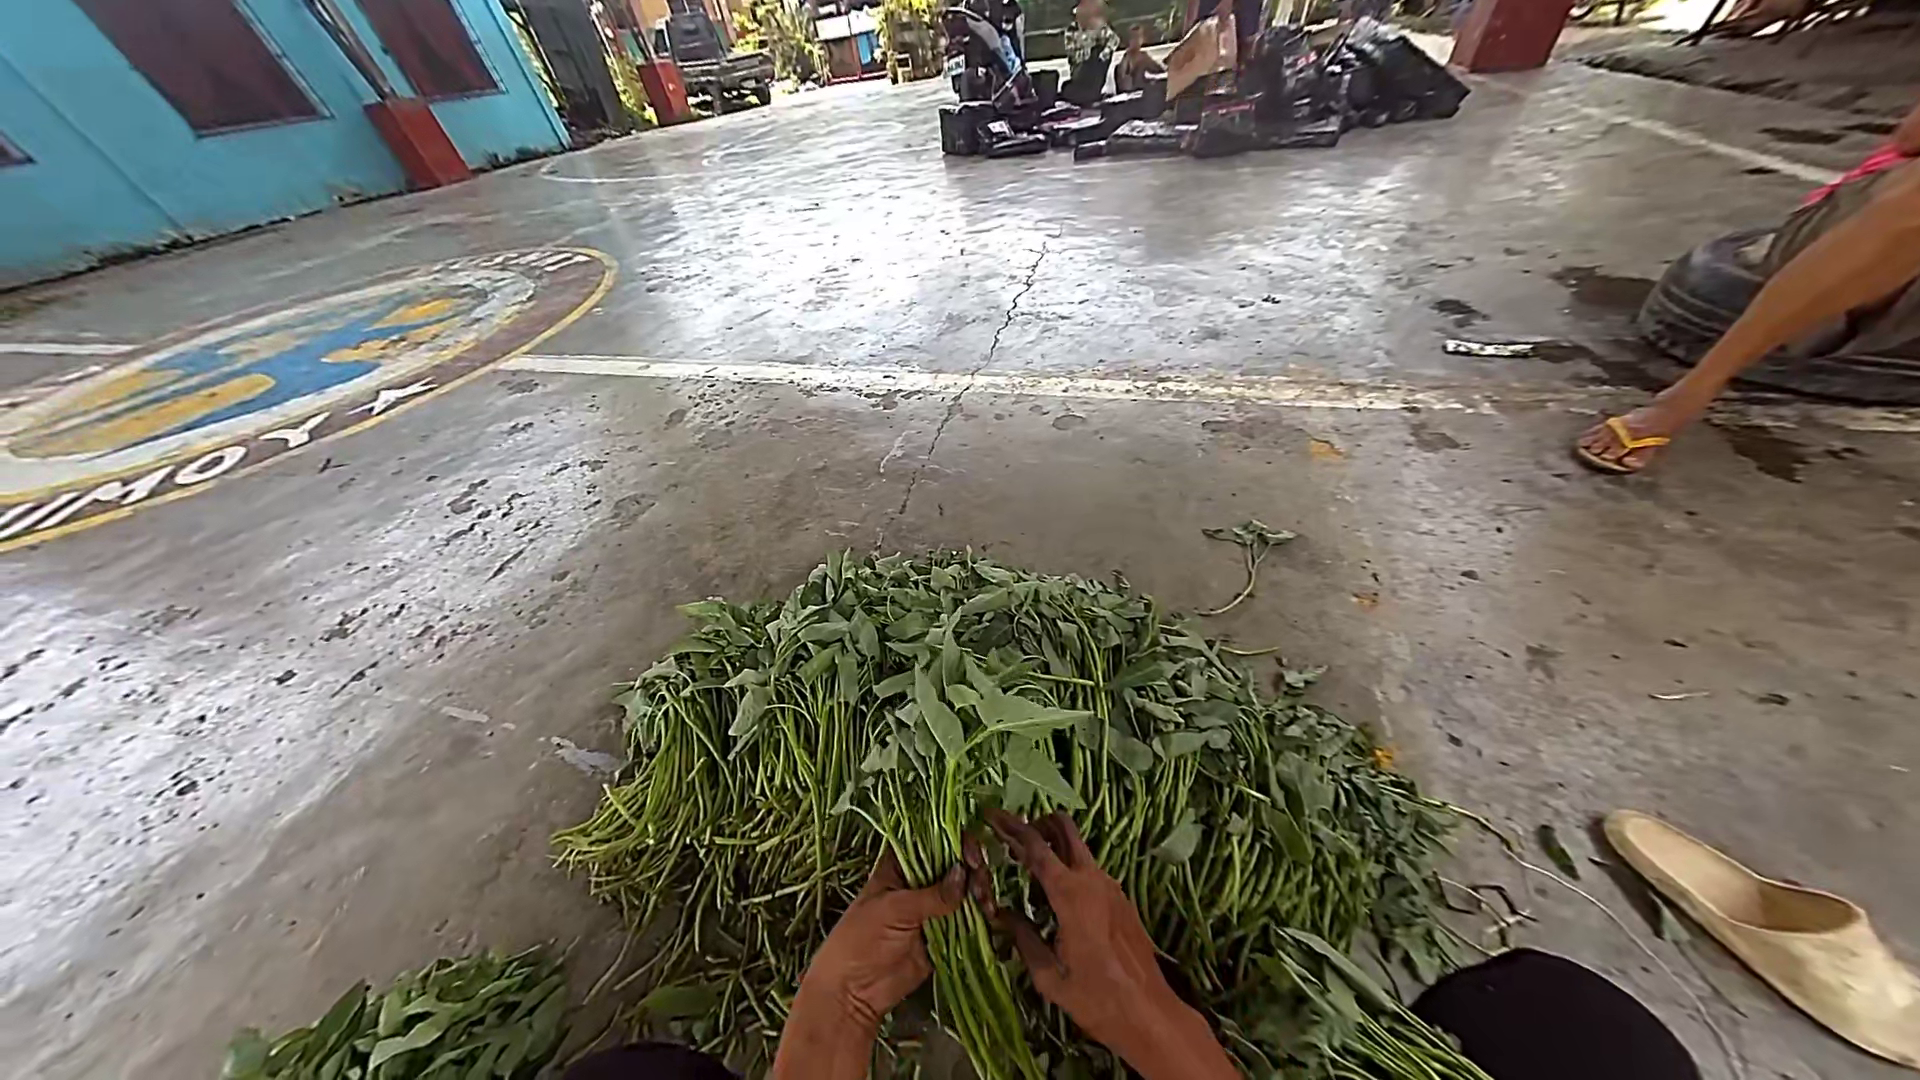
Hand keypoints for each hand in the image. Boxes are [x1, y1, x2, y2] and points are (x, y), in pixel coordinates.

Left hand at [772, 851, 966, 1079]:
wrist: (853, 993)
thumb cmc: (862, 938)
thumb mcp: (894, 909)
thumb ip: (932, 894)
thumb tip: (963, 874)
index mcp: (902, 863)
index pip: (933, 839)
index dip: (955, 839)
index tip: (970, 852)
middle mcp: (921, 879)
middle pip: (954, 863)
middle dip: (972, 867)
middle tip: (979, 880)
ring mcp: (933, 907)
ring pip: (965, 889)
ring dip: (979, 890)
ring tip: (985, 903)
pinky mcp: (944, 933)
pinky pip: (967, 918)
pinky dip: (981, 915)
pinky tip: (990, 916)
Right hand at [986, 809, 1238, 1079]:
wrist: (1151, 1015)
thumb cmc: (1097, 1000)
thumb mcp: (1049, 977)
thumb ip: (1023, 939)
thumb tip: (1002, 915)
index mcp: (1070, 893)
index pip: (1036, 846)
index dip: (1011, 826)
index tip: (991, 815)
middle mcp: (1091, 878)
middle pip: (1063, 827)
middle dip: (1036, 822)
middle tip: (1012, 831)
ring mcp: (1109, 885)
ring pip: (1077, 846)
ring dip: (1052, 843)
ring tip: (1027, 861)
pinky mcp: (1119, 897)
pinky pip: (1088, 868)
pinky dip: (1067, 864)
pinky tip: (1053, 890)